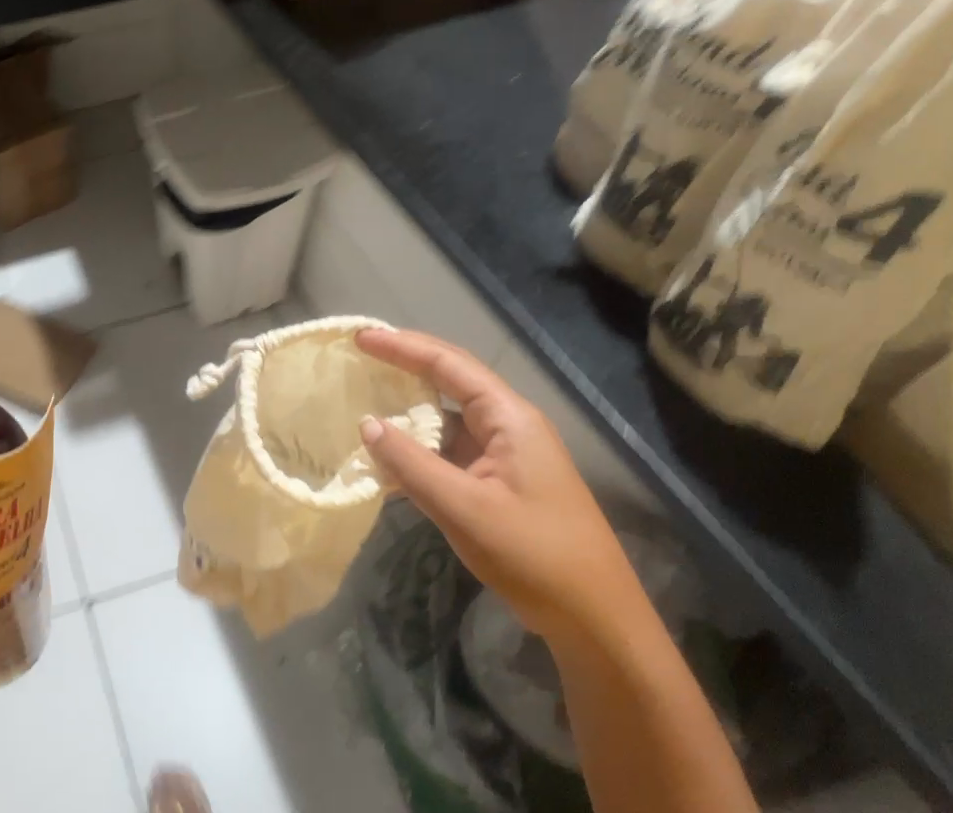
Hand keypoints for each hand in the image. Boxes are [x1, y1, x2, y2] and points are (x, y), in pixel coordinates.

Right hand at [355, 328, 646, 645]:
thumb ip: (410, 463)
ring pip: (448, 419)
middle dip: (406, 365)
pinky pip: (450, 453)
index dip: (403, 347)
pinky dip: (417, 449)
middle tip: (359, 354)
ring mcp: (506, 456)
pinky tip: (387, 457)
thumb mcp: (463, 507)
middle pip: (451, 381)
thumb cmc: (533, 553)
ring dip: (408, 411)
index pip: (449, 366)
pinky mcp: (500, 484)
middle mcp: (509, 427)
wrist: (593, 616)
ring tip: (364, 398)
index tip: (360, 337)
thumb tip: (366, 424)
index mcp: (509, 419)